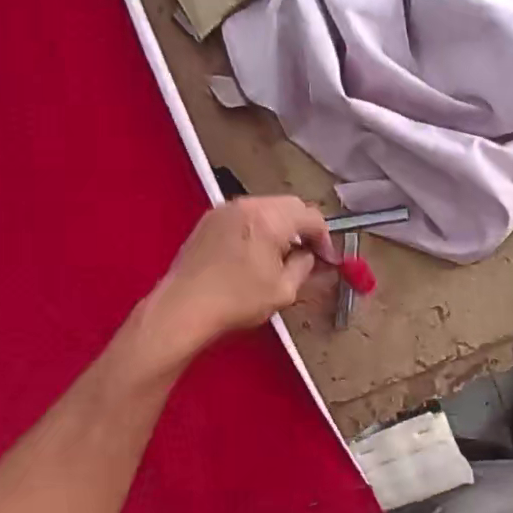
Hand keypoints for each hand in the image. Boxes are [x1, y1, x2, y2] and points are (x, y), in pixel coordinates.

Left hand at [137, 196, 335, 364]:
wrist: (184, 307)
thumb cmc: (236, 300)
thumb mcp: (284, 290)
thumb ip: (306, 267)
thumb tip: (312, 258)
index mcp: (270, 219)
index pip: (312, 217)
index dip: (326, 239)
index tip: (328, 259)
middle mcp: (248, 205)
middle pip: (290, 206)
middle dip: (304, 229)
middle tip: (310, 255)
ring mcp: (225, 210)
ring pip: (267, 208)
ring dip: (282, 227)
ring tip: (283, 256)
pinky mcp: (210, 220)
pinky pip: (245, 216)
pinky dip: (259, 228)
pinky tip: (256, 254)